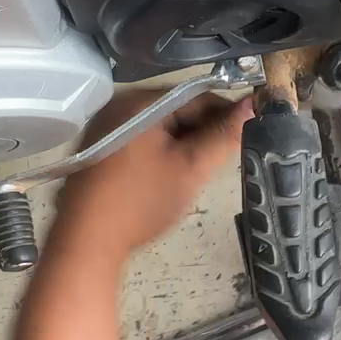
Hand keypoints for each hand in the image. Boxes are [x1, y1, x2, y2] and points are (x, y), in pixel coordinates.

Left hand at [47, 90, 251, 261]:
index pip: (198, 96)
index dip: (228, 111)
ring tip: (204, 165)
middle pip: (178, 109)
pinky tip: (175, 172)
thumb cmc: (140, 202)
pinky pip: (144, 139)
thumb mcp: (191, 167)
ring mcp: (107, 128)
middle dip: (206, 129)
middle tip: (228, 153)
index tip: (251, 129)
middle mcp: (119, 106)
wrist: (87, 243)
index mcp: (140, 103)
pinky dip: (165, 150)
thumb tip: (253, 106)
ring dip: (187, 142)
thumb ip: (224, 135)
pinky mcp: (102, 149)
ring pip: (163, 126)